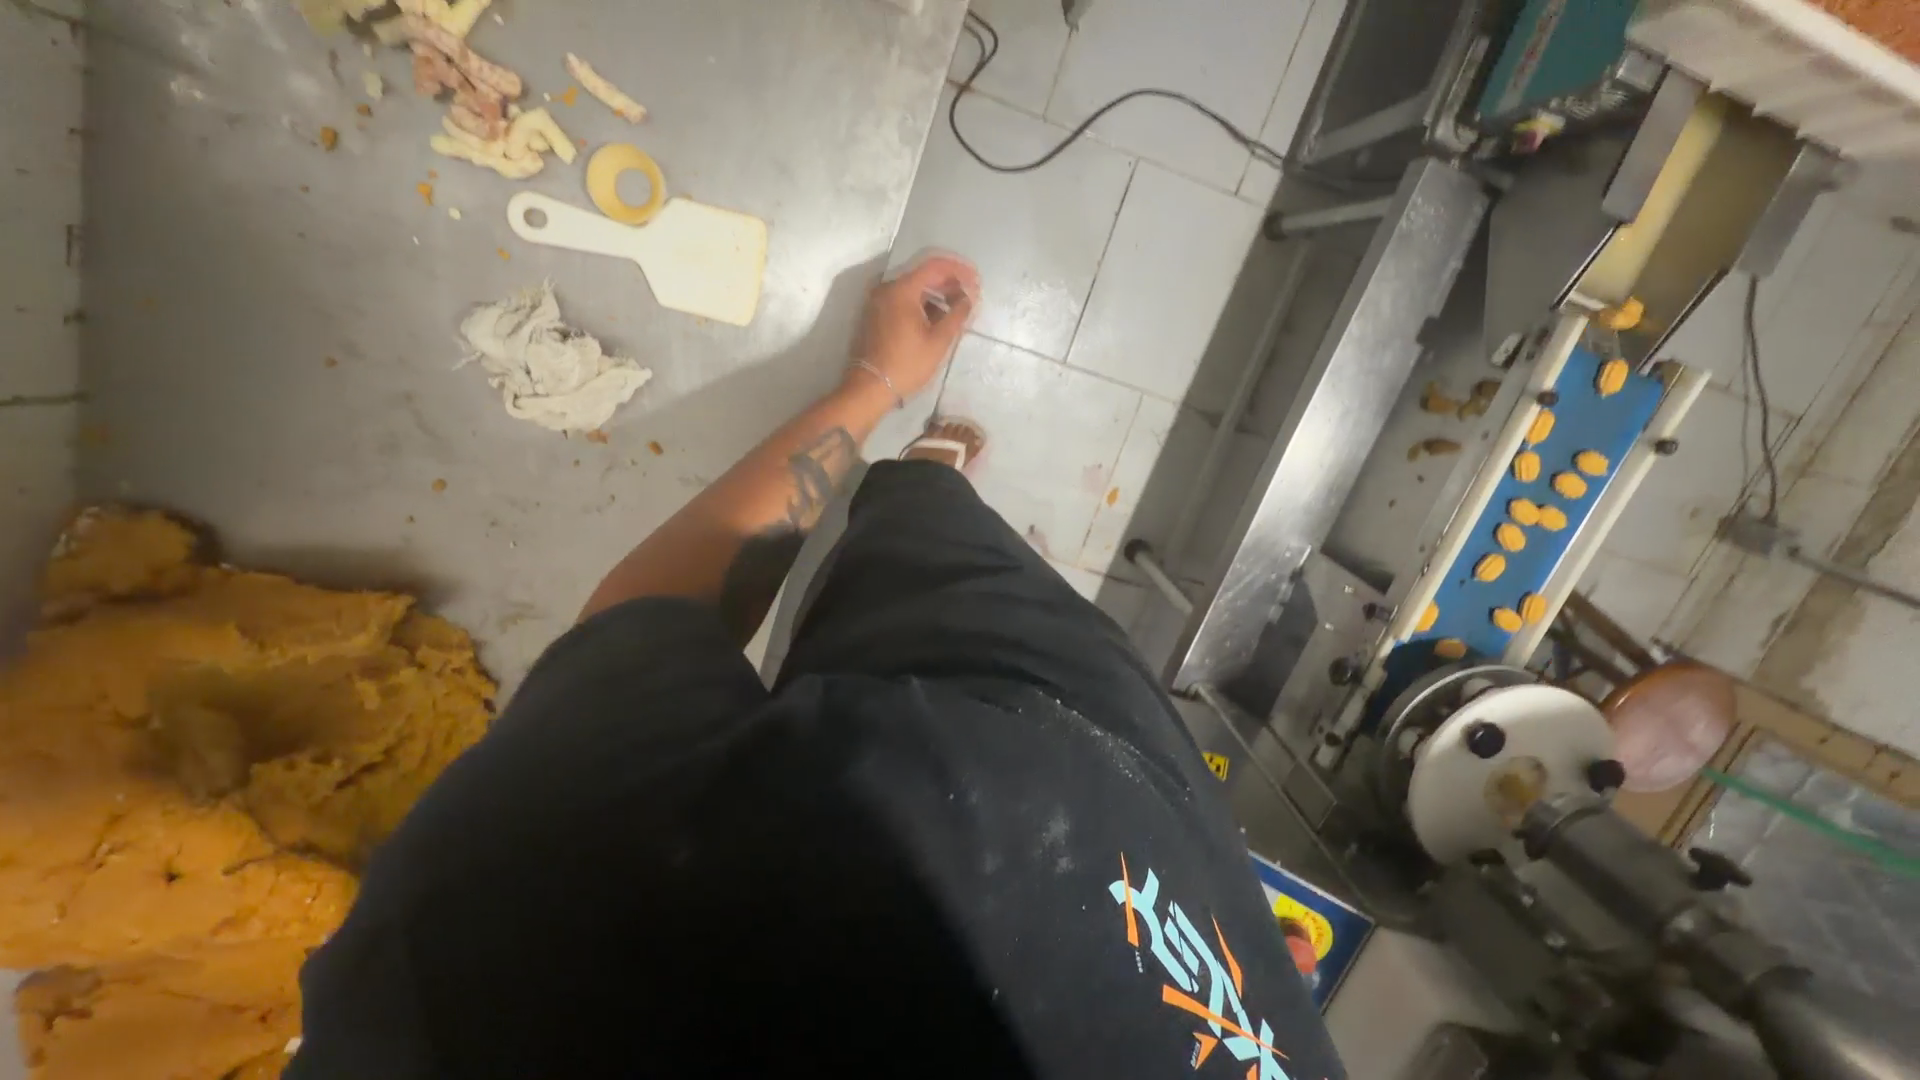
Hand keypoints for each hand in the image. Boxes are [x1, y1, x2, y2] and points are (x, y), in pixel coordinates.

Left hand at [851, 253, 978, 401]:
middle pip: (923, 275)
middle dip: (949, 283)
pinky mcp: (876, 314)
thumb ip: (957, 315)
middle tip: (970, 295)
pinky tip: (937, 318)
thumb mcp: (938, 341)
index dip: (959, 269)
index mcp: (902, 290)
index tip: (976, 280)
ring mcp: (878, 301)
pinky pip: (902, 300)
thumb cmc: (906, 364)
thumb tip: (969, 298)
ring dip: (936, 295)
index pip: (935, 266)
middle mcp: (887, 289)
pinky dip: (922, 304)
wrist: (870, 386)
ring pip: (913, 289)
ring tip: (957, 309)